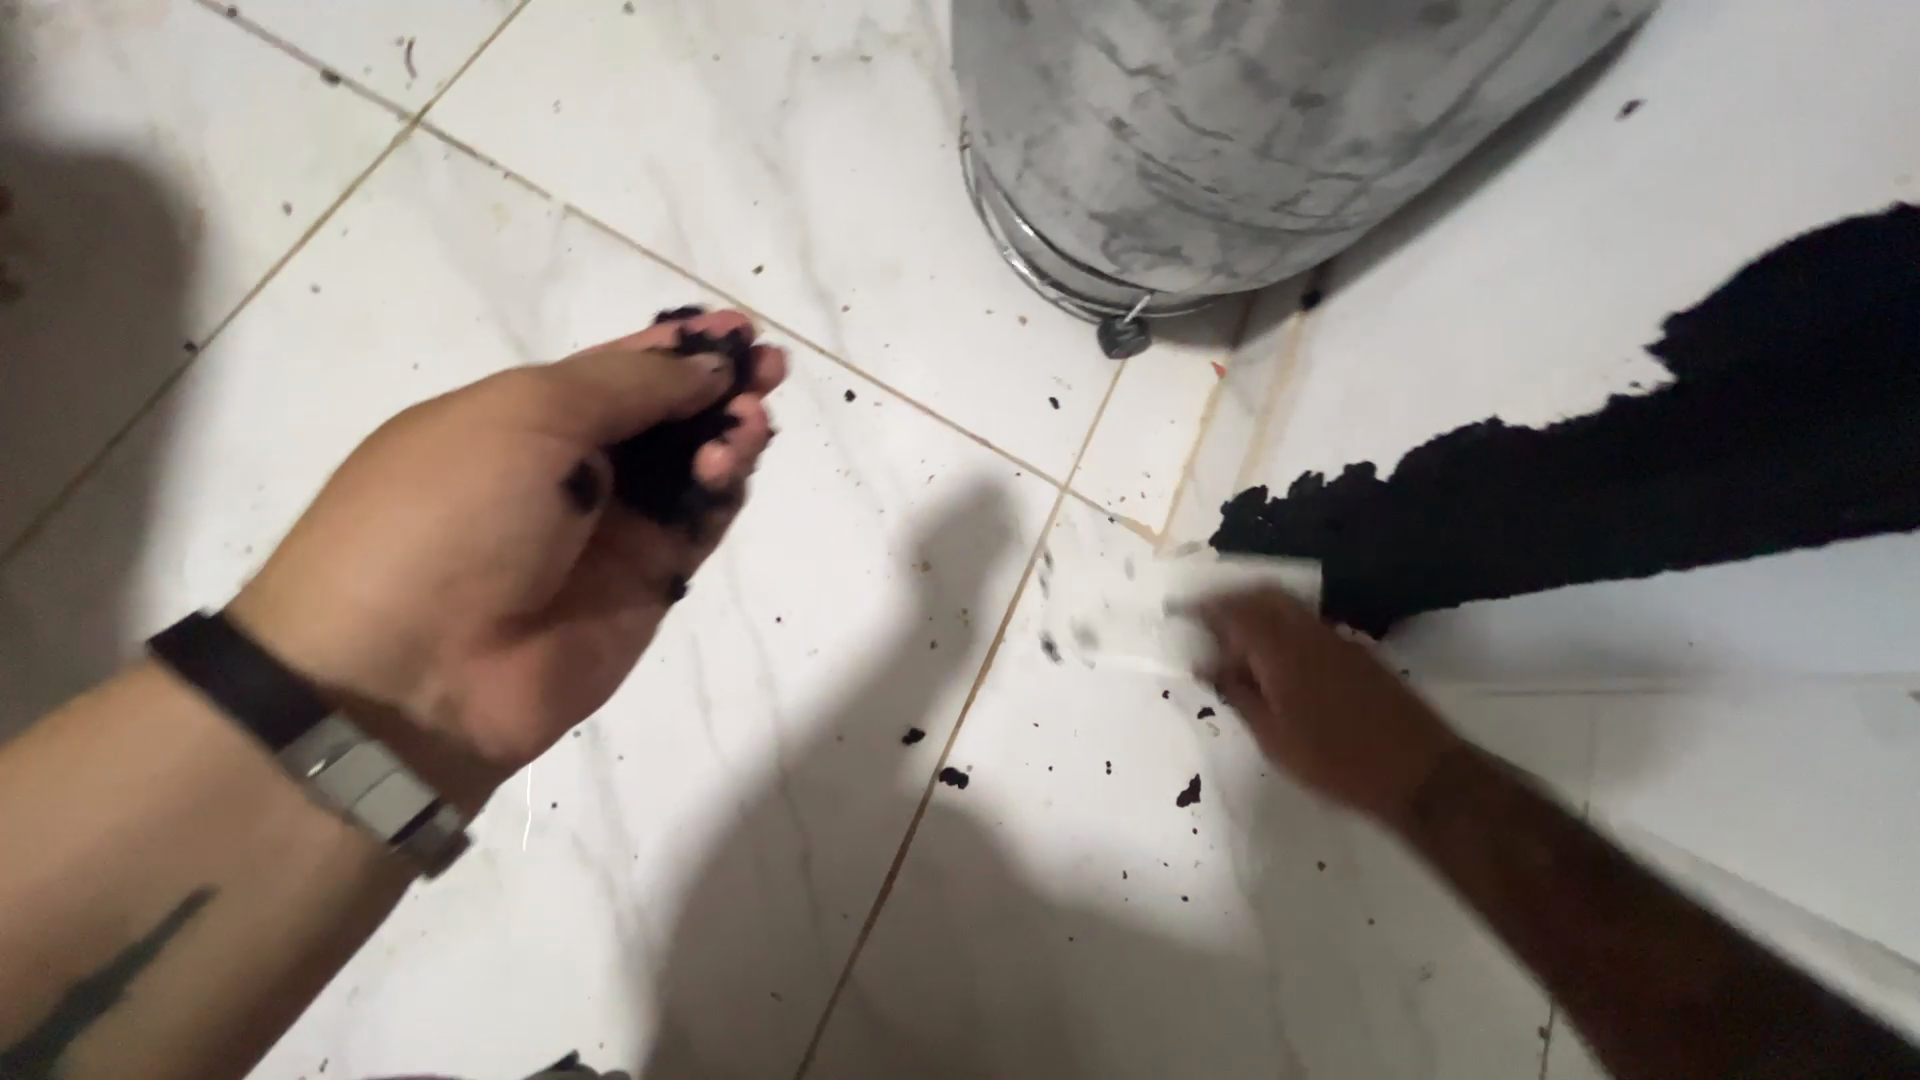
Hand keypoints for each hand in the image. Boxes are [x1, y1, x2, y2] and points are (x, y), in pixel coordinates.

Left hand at [227, 309, 785, 809]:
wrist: (416, 671)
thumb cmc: (450, 513)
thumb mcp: (526, 415)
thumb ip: (630, 385)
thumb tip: (706, 368)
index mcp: (527, 416)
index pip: (621, 370)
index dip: (680, 346)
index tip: (738, 328)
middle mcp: (577, 468)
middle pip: (668, 416)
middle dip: (720, 386)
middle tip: (769, 369)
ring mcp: (616, 528)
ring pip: (694, 467)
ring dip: (728, 434)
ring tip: (748, 423)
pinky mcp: (652, 580)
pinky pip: (701, 521)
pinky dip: (726, 489)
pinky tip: (734, 462)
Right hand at [1195, 588, 1462, 822]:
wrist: (1420, 772)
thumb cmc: (1335, 760)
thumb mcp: (1272, 737)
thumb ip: (1238, 695)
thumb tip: (1210, 665)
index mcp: (1280, 650)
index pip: (1234, 613)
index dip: (1205, 608)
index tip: (1183, 612)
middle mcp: (1308, 633)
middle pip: (1264, 596)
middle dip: (1232, 600)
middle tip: (1208, 619)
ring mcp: (1337, 640)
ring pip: (1288, 607)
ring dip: (1258, 612)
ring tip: (1237, 640)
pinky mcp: (1357, 653)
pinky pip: (1308, 623)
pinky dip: (1283, 626)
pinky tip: (1277, 658)